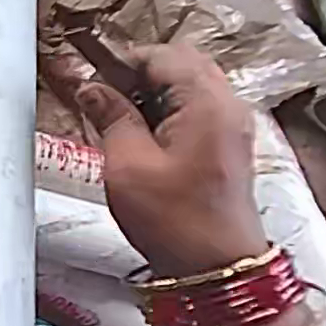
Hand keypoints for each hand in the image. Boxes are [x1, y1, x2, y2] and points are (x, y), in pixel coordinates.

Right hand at [74, 44, 269, 276]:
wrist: (218, 270)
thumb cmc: (173, 220)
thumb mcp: (128, 165)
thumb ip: (111, 116)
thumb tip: (91, 87)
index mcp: (207, 103)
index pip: (163, 55)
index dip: (124, 61)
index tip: (94, 81)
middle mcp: (228, 105)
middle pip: (182, 62)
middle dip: (140, 72)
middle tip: (107, 97)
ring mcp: (233, 124)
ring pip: (192, 83)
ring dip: (155, 90)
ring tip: (122, 116)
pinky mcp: (229, 144)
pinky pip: (199, 106)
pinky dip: (171, 107)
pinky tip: (146, 133)